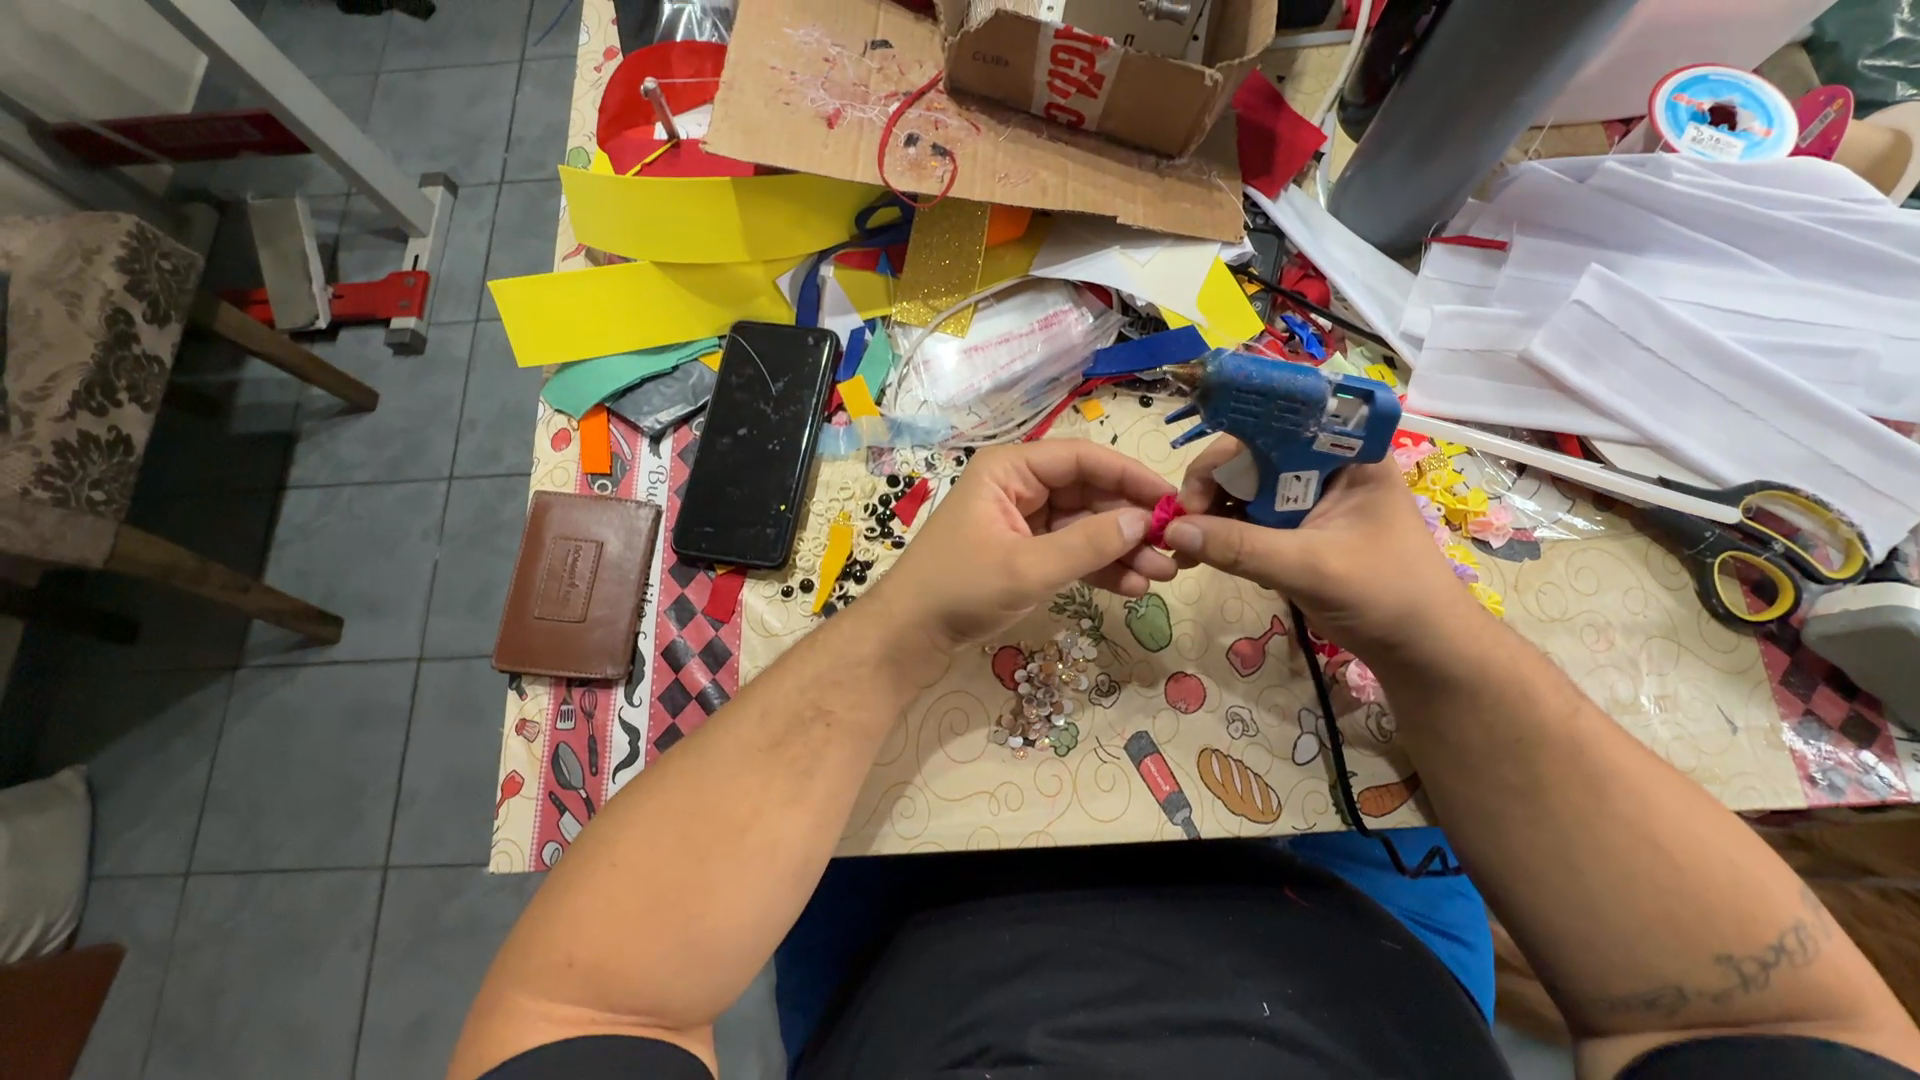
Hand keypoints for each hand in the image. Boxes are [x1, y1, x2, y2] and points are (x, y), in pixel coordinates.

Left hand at [866, 440, 1177, 652]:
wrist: (910, 636)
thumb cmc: (960, 590)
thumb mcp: (1028, 567)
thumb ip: (1088, 544)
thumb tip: (1144, 521)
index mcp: (1010, 470)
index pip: (1083, 459)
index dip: (1131, 477)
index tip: (1172, 501)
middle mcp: (1018, 487)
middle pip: (1089, 493)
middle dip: (1130, 522)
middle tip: (1174, 549)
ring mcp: (1022, 521)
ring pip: (1084, 526)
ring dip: (1121, 550)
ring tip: (1163, 575)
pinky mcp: (1024, 553)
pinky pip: (1071, 552)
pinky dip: (1099, 568)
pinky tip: (1133, 587)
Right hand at [1164, 436, 1487, 666]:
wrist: (1421, 649)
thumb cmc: (1385, 595)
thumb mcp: (1311, 567)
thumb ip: (1241, 547)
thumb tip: (1173, 530)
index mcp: (1347, 453)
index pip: (1275, 427)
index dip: (1228, 450)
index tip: (1196, 492)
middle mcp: (1324, 466)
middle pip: (1252, 456)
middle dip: (1212, 487)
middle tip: (1182, 525)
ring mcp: (1309, 499)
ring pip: (1245, 490)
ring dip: (1211, 514)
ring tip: (1184, 547)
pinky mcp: (1297, 530)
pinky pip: (1249, 520)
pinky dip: (1222, 536)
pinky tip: (1198, 556)